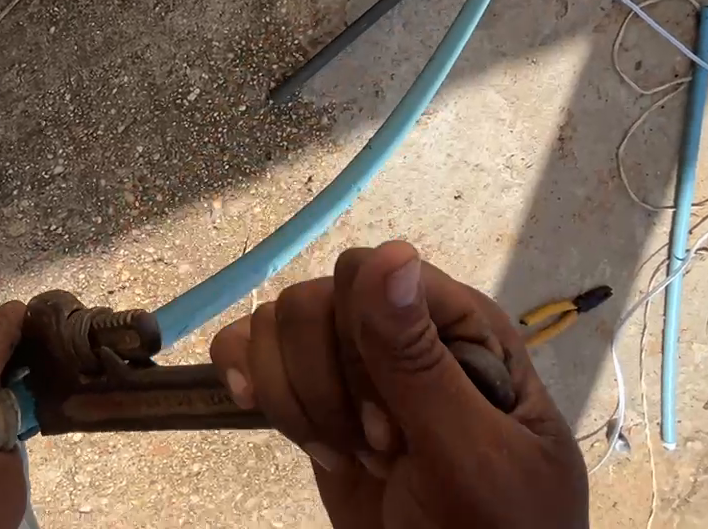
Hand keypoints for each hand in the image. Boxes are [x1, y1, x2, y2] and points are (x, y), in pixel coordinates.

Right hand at [209, 242, 587, 528]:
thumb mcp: (466, 456)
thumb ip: (418, 360)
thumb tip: (389, 252)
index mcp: (453, 322)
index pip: (367, 276)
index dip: (361, 343)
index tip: (390, 425)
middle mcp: (395, 324)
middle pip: (311, 301)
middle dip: (326, 385)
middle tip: (376, 453)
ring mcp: (344, 356)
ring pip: (273, 322)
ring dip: (293, 398)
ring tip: (342, 453)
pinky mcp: (304, 386)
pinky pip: (244, 343)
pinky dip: (241, 371)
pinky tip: (252, 406)